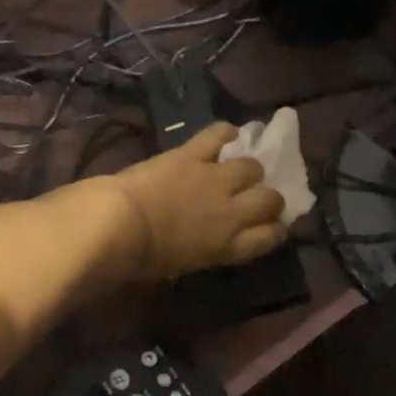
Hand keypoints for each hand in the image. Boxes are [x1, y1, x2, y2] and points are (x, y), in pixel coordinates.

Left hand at [100, 122, 287, 280]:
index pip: (270, 236)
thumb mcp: (183, 263)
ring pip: (251, 166)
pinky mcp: (192, 154)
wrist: (121, 224)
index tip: (270, 225)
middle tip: (254, 195)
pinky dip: (225, 132)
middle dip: (268, 197)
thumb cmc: (143, 256)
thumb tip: (207, 240)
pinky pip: (218, 135)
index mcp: (229, 246)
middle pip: (270, 199)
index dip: (275, 229)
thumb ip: (207, 249)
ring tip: (237, 168)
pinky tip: (228, 134)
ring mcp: (215, 179)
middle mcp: (232, 211)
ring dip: (248, 168)